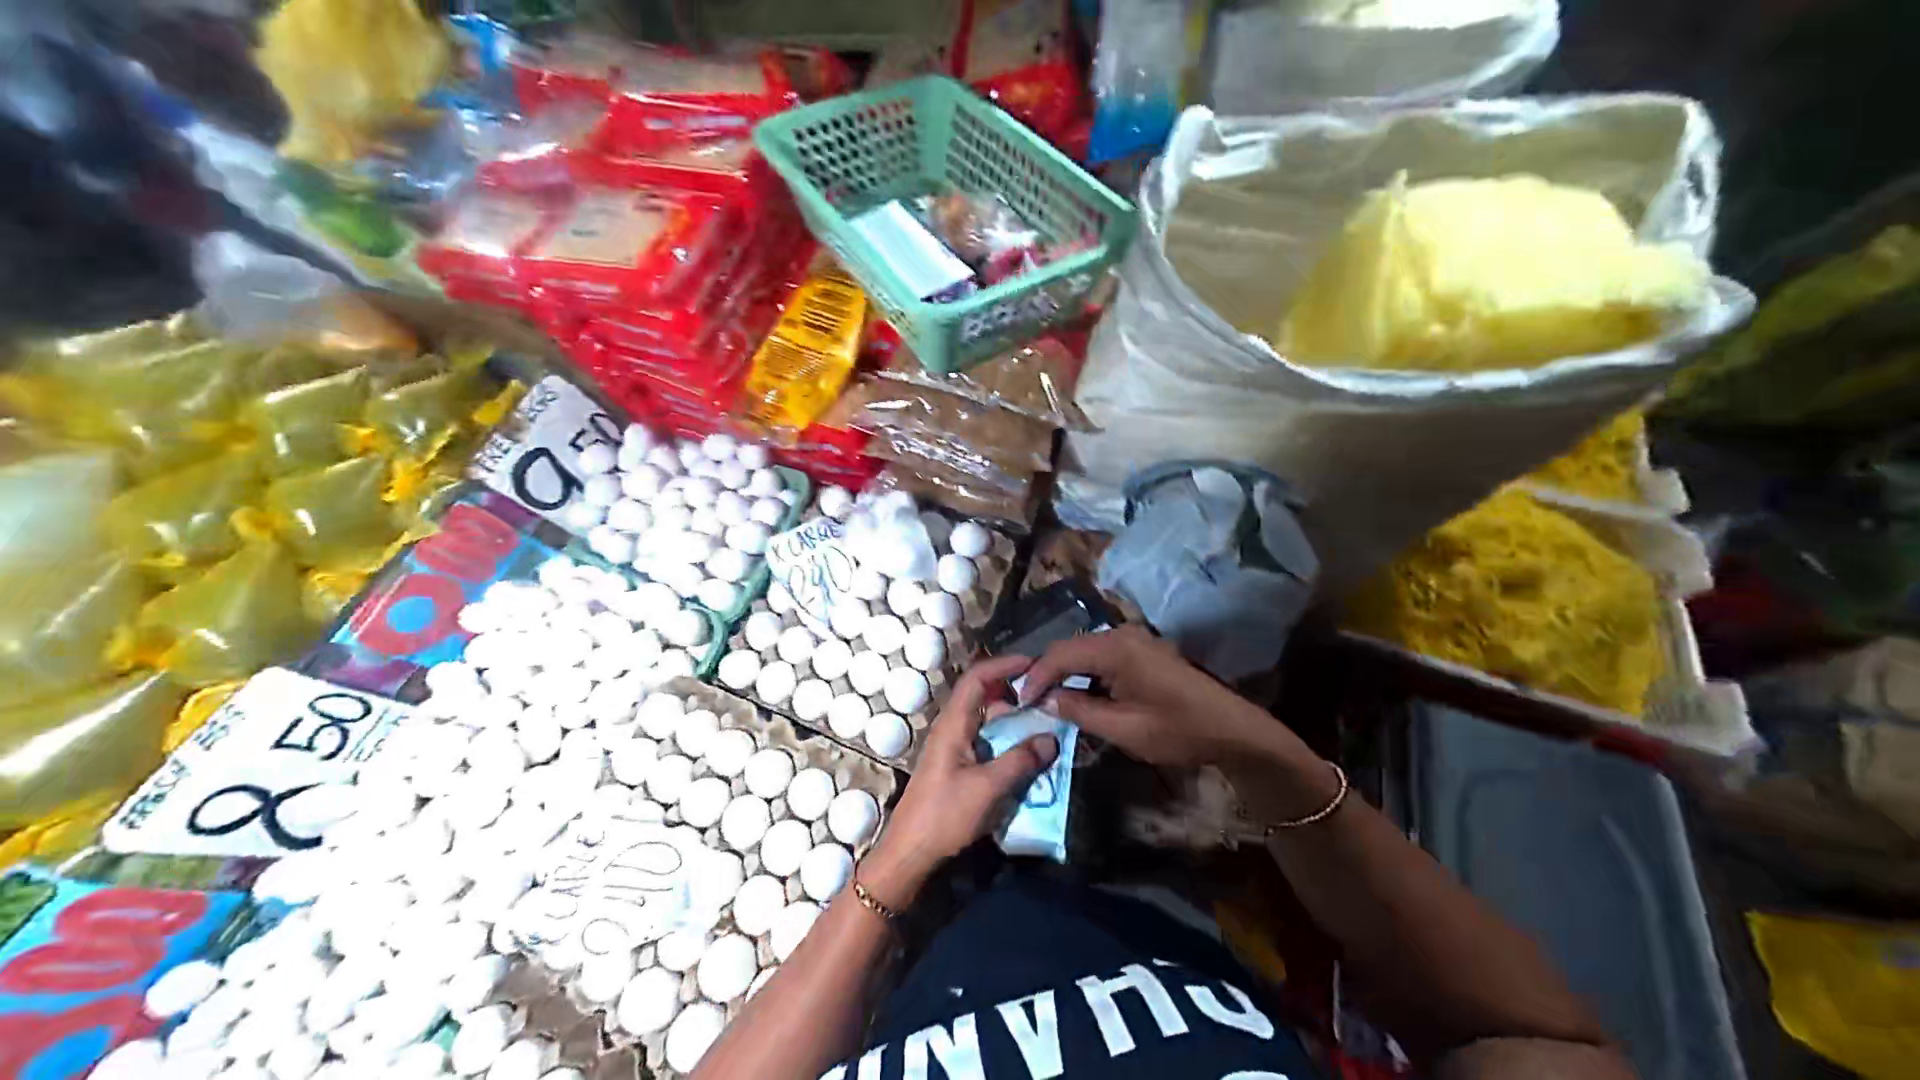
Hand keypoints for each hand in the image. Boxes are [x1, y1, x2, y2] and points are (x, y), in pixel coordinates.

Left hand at [860, 655, 1058, 906]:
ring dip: (1015, 722)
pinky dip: (1009, 743)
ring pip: (989, 722)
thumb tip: (1051, 738)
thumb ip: (1019, 761)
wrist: (910, 853)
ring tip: (1047, 728)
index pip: (977, 678)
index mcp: (953, 724)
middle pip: (986, 697)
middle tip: (1049, 700)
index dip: (1005, 665)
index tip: (1035, 664)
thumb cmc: (944, 816)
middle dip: (1017, 694)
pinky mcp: (959, 767)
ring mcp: (955, 748)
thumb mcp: (987, 789)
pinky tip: (1030, 757)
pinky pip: (988, 743)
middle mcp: (953, 729)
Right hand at [1019, 626, 1302, 769]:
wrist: (1234, 730)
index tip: (1019, 701)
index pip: (1060, 654)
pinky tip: (1076, 694)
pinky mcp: (1143, 652)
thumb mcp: (1124, 729)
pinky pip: (1102, 657)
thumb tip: (1045, 700)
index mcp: (1117, 648)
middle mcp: (1123, 635)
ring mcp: (1135, 641)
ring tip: (1046, 699)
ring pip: (1085, 652)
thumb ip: (1080, 711)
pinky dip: (1084, 674)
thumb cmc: (1179, 731)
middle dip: (1046, 673)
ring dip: (1064, 673)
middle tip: (1027, 700)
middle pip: (1071, 648)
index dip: (1035, 676)